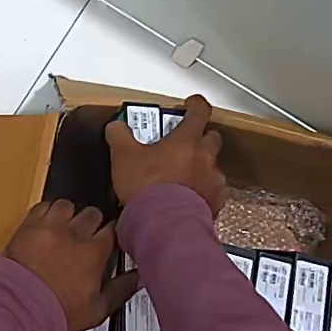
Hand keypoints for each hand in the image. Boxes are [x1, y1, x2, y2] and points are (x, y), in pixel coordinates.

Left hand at [5, 200, 140, 330]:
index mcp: (94, 252)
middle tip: (86, 236)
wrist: (17, 309)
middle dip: (92, 223)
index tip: (109, 239)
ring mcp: (51, 227)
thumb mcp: (97, 310)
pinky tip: (47, 225)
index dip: (112, 232)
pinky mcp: (29, 225)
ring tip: (65, 227)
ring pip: (68, 204)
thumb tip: (136, 278)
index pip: (114, 228)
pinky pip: (43, 206)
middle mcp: (75, 234)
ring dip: (69, 214)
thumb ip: (121, 290)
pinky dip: (47, 212)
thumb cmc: (54, 311)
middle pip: (93, 213)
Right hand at [105, 94, 227, 213]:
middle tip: (183, 144)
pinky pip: (213, 193)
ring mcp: (213, 181)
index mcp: (186, 140)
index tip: (191, 105)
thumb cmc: (147, 189)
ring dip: (201, 168)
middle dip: (200, 139)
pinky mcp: (215, 204)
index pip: (199, 111)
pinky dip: (203, 193)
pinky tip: (187, 199)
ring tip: (182, 177)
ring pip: (213, 167)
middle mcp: (205, 157)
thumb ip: (120, 136)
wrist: (163, 225)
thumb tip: (116, 127)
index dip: (195, 105)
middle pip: (212, 138)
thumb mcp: (123, 157)